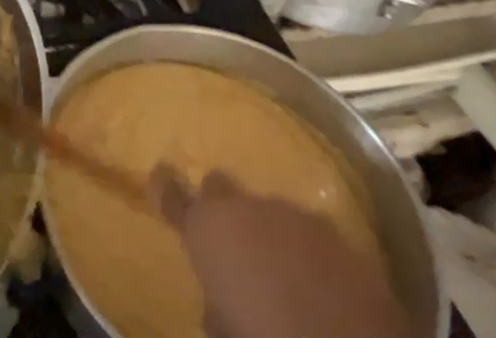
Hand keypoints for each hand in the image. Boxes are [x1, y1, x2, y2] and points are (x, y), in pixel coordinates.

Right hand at [152, 165, 411, 337]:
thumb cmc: (263, 330)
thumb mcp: (223, 327)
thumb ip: (215, 304)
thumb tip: (219, 304)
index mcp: (207, 227)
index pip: (173, 195)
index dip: (165, 186)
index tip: (161, 173)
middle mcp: (245, 209)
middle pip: (220, 187)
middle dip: (221, 206)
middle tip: (226, 239)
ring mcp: (293, 214)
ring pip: (268, 211)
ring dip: (266, 233)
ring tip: (278, 272)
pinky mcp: (334, 231)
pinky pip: (305, 232)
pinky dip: (302, 249)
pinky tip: (313, 280)